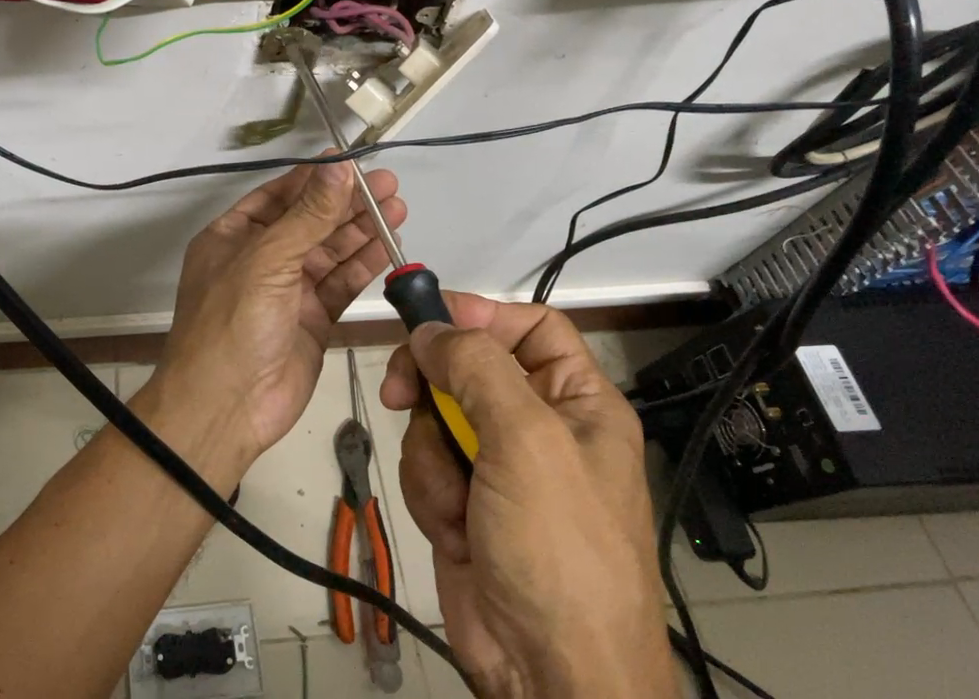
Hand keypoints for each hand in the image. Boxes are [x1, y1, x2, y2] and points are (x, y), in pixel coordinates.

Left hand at [149, 159, 405, 463]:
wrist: (225, 406)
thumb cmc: (232, 324)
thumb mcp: (267, 261)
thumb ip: (308, 217)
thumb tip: (339, 169)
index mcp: (232, 237)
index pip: (279, 196)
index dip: (316, 179)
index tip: (355, 164)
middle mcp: (259, 259)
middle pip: (309, 222)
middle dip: (347, 204)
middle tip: (389, 185)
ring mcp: (286, 291)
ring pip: (329, 252)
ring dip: (361, 231)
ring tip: (397, 207)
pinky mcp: (311, 320)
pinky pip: (340, 285)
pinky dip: (363, 266)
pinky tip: (388, 246)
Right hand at [380, 294, 677, 698]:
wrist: (549, 668)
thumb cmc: (560, 549)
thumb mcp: (527, 441)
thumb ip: (476, 369)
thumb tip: (431, 329)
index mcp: (578, 403)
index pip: (531, 327)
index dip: (480, 315)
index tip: (426, 319)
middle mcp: (538, 427)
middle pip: (466, 367)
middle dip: (432, 386)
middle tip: (401, 393)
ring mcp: (496, 466)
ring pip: (434, 418)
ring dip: (432, 458)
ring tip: (459, 502)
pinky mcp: (462, 501)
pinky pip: (424, 465)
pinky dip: (429, 494)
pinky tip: (455, 530)